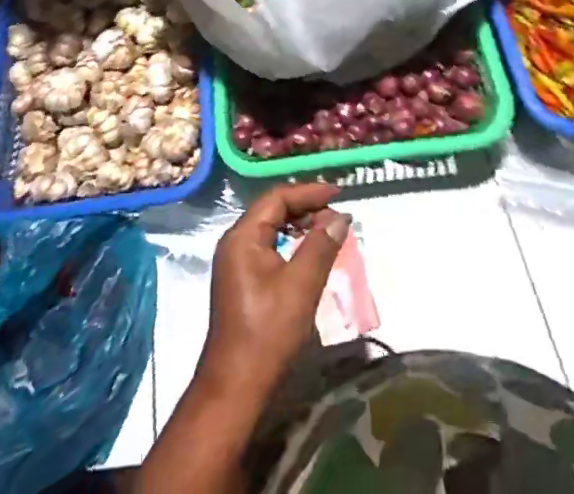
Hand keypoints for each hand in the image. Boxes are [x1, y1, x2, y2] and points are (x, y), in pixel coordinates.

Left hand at [198, 182, 348, 403]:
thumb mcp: (301, 285)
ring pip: (269, 228)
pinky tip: (308, 253)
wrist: (236, 382)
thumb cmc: (268, 331)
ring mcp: (234, 261)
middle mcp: (234, 242)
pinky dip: (289, 242)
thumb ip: (320, 246)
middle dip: (304, 206)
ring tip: (328, 230)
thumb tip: (339, 217)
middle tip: (336, 213)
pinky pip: (266, 246)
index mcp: (242, 236)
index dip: (308, 192)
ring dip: (298, 224)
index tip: (338, 193)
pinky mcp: (240, 279)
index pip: (276, 198)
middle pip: (271, 209)